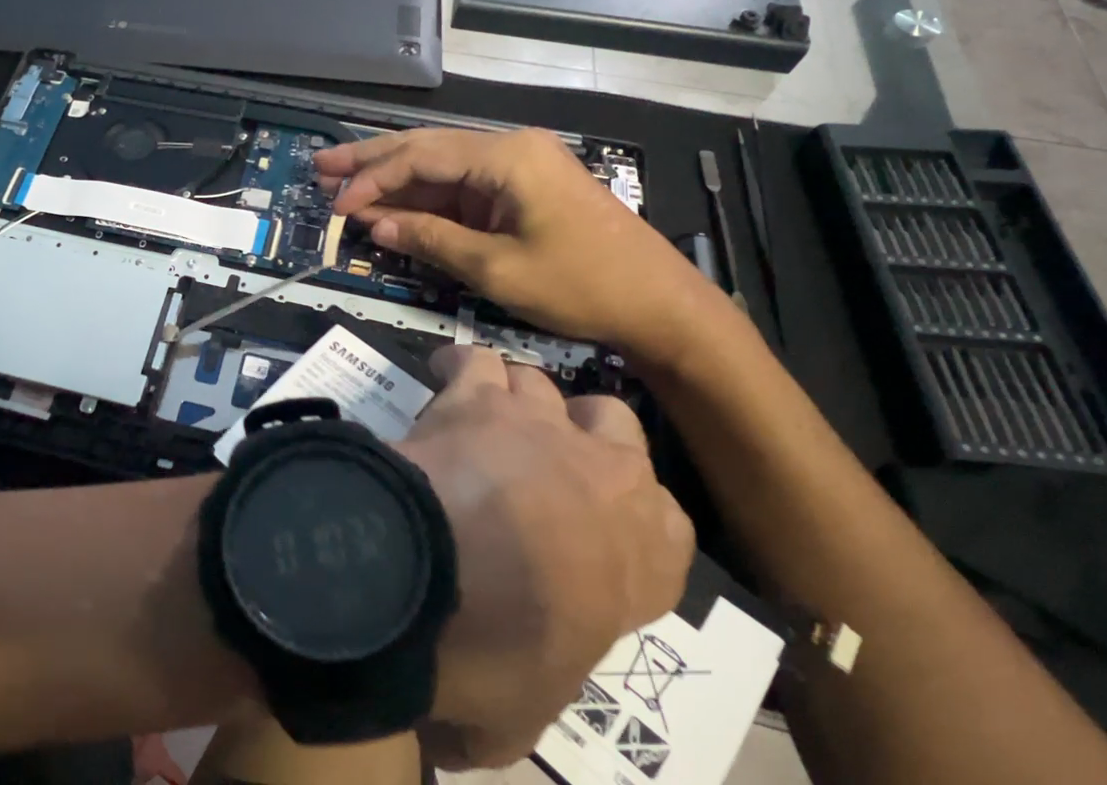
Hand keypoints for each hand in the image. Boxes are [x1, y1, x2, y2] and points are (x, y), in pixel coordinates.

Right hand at [314, 128, 726, 365]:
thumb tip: (375, 226)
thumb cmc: (581, 285)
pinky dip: (424, 200)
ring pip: (441, 167)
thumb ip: (431, 240)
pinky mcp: (522, 192)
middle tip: (320, 166)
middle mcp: (511, 149)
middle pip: (426, 149)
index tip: (336, 206)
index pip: (422, 156)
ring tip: (341, 183)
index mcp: (508, 157)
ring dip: (393, 179)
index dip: (372, 180)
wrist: (659, 305)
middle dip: (371, 161)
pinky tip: (390, 206)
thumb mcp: (496, 268)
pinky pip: (462, 189)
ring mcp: (518, 169)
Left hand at [401, 346, 692, 769]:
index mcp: (646, 556)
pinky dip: (458, 367)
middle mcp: (608, 477)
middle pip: (617, 427)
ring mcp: (541, 427)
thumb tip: (470, 747)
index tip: (592, 532)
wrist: (436, 578)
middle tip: (542, 459)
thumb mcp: (521, 713)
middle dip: (586, 437)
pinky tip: (442, 377)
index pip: (670, 526)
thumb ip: (516, 713)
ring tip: (484, 417)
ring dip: (519, 399)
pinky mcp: (476, 398)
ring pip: (545, 386)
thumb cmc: (501, 652)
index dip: (632, 523)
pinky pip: (476, 361)